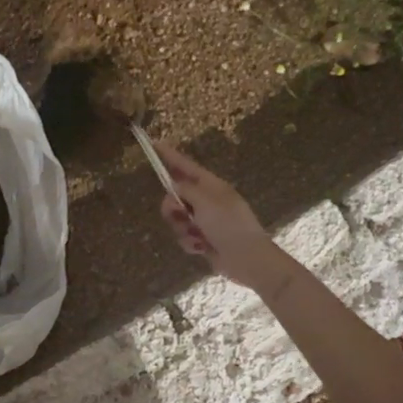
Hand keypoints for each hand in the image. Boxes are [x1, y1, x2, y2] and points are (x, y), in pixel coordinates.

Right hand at [154, 142, 292, 294]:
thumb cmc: (229, 225)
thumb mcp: (205, 201)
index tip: (154, 144)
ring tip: (196, 236)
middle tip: (178, 214)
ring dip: (182, 228)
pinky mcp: (204, 239)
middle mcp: (207, 200)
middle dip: (173, 207)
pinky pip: (184, 236)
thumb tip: (175, 186)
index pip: (186, 166)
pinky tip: (201, 247)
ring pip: (178, 218)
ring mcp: (205, 220)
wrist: (247, 258)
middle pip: (176, 195)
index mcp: (211, 186)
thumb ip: (186, 189)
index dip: (170, 156)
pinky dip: (190, 242)